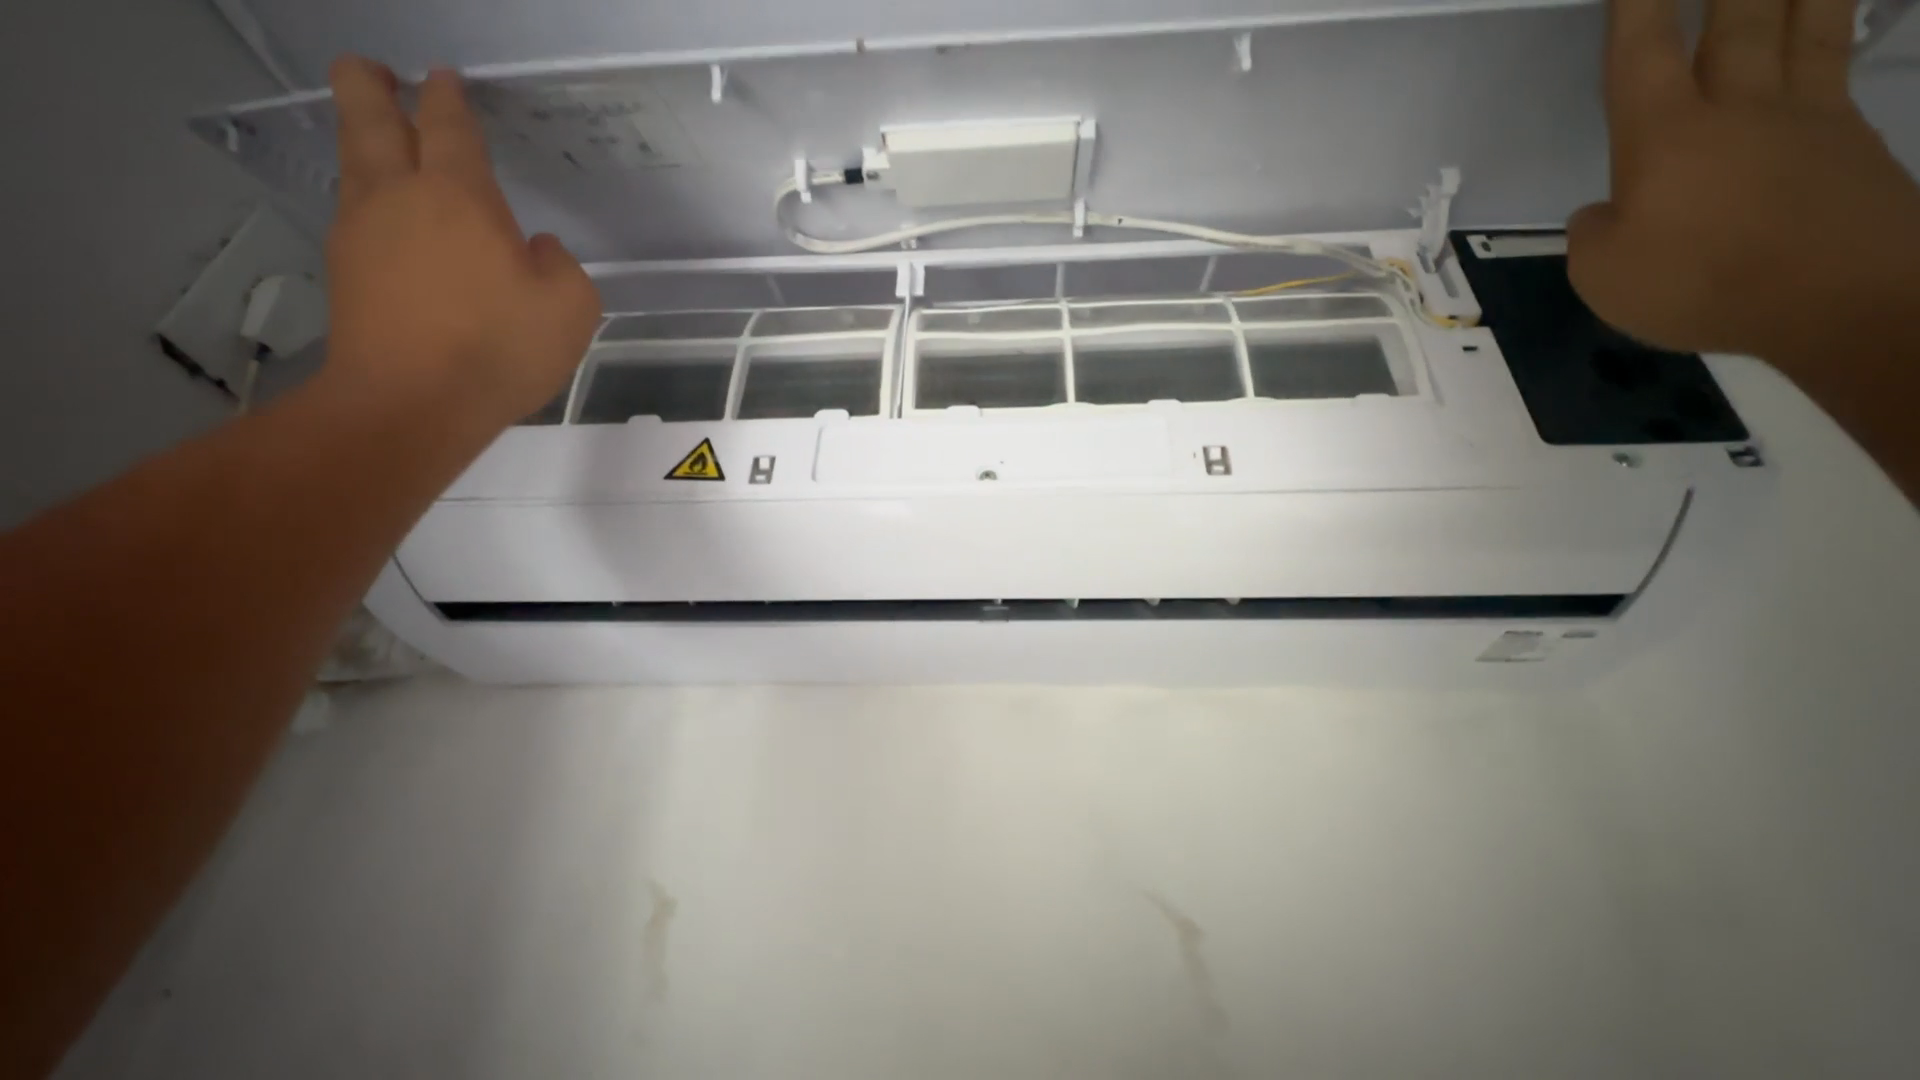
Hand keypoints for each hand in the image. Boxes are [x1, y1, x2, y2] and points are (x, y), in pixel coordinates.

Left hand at [322, 57, 600, 428]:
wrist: (409, 404)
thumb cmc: (499, 349)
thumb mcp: (570, 308)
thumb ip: (561, 266)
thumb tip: (534, 249)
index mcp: (459, 195)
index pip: (448, 124)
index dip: (447, 96)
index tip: (444, 79)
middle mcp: (399, 197)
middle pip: (368, 115)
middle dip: (371, 84)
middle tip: (378, 72)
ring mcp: (361, 232)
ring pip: (354, 162)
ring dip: (366, 141)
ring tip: (383, 142)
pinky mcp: (345, 272)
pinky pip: (357, 214)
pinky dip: (373, 201)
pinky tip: (394, 222)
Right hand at [1568, 0, 1919, 365]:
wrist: (1842, 298)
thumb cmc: (1703, 285)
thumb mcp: (1604, 277)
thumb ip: (1594, 235)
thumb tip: (1606, 212)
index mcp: (1665, 138)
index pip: (1642, 54)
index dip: (1634, 7)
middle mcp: (1738, 109)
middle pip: (1737, 19)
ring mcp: (1806, 118)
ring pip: (1803, 24)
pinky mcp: (1854, 140)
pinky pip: (1836, 67)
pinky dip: (1829, 32)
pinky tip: (1825, 26)